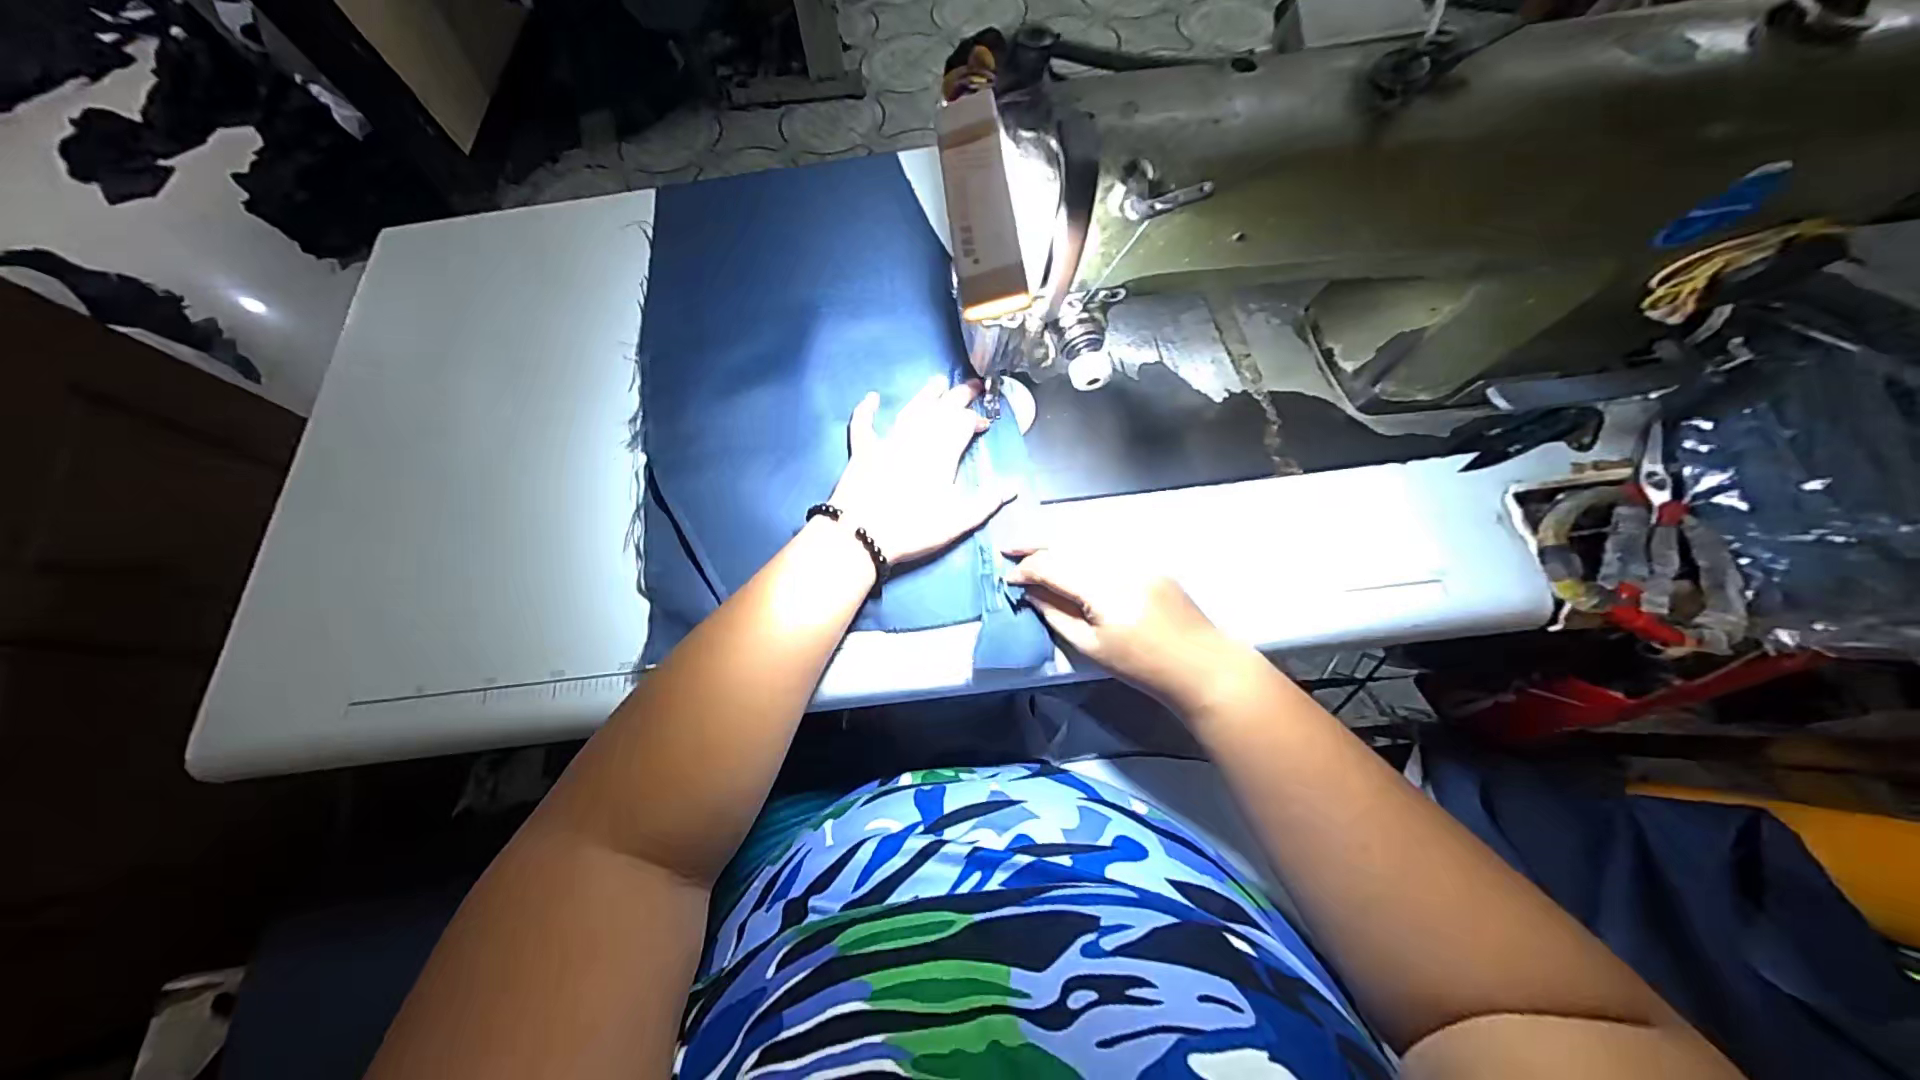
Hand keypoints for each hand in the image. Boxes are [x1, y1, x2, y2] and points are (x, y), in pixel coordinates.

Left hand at [827, 377, 1016, 565]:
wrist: (861, 535)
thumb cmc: (913, 528)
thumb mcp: (957, 521)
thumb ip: (986, 502)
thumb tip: (1013, 488)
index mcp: (943, 451)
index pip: (964, 423)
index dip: (976, 419)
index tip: (985, 425)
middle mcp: (917, 437)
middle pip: (941, 408)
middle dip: (959, 395)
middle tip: (973, 384)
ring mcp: (888, 441)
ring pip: (910, 409)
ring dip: (925, 394)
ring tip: (937, 381)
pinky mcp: (862, 450)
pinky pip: (864, 424)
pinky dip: (867, 409)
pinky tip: (872, 398)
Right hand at [1005, 544, 1254, 710]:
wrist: (1201, 665)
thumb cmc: (1142, 666)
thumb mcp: (1091, 647)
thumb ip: (1057, 614)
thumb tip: (1031, 592)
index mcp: (1103, 590)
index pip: (1054, 567)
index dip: (1027, 570)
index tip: (1008, 578)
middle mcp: (1120, 564)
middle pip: (1069, 546)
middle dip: (1037, 547)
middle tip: (1009, 548)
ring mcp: (1139, 560)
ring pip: (1088, 542)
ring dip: (1059, 544)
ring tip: (1034, 548)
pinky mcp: (1150, 562)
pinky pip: (1108, 548)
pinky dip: (1084, 549)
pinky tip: (1071, 555)